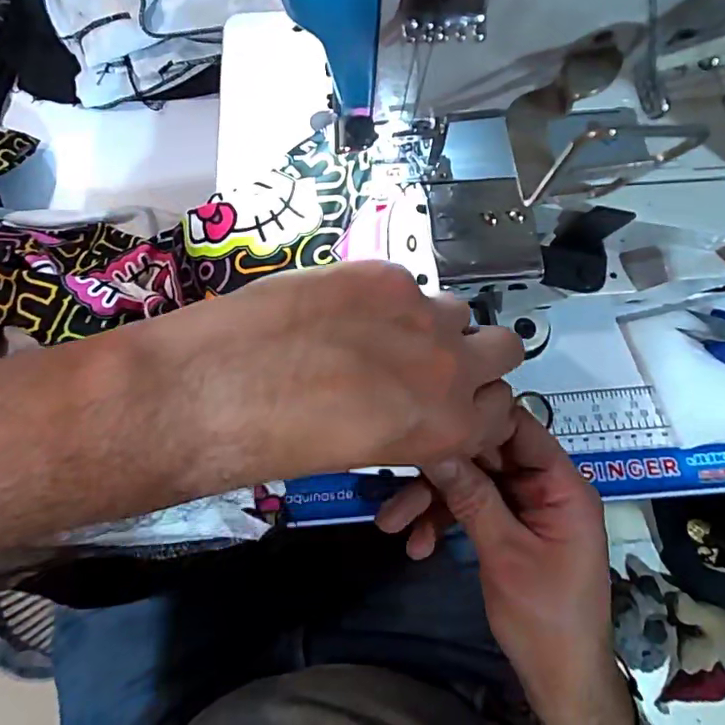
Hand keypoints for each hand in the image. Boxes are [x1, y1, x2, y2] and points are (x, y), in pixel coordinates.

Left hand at [129, 261, 520, 489]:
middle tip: (429, 362)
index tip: (455, 399)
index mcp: (449, 428)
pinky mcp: (383, 273)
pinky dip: (386, 297)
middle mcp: (451, 367)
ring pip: (456, 309)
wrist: (219, 385)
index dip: (479, 403)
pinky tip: (341, 308)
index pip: (503, 408)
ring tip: (379, 331)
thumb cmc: (279, 442)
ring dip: (431, 322)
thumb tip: (408, 406)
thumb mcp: (363, 451)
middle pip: (505, 348)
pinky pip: (406, 283)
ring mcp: (419, 312)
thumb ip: (409, 426)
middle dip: (477, 356)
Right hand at [376, 408, 632, 724]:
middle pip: (486, 457)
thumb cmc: (547, 618)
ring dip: (432, 502)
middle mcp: (543, 487)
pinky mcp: (508, 526)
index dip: (477, 419)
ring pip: (472, 483)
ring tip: (392, 524)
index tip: (433, 419)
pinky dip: (443, 523)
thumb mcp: (505, 554)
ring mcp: (524, 506)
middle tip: (397, 481)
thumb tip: (438, 449)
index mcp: (561, 484)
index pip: (519, 427)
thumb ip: (471, 497)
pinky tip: (417, 544)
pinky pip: (472, 508)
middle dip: (441, 471)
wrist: (562, 684)